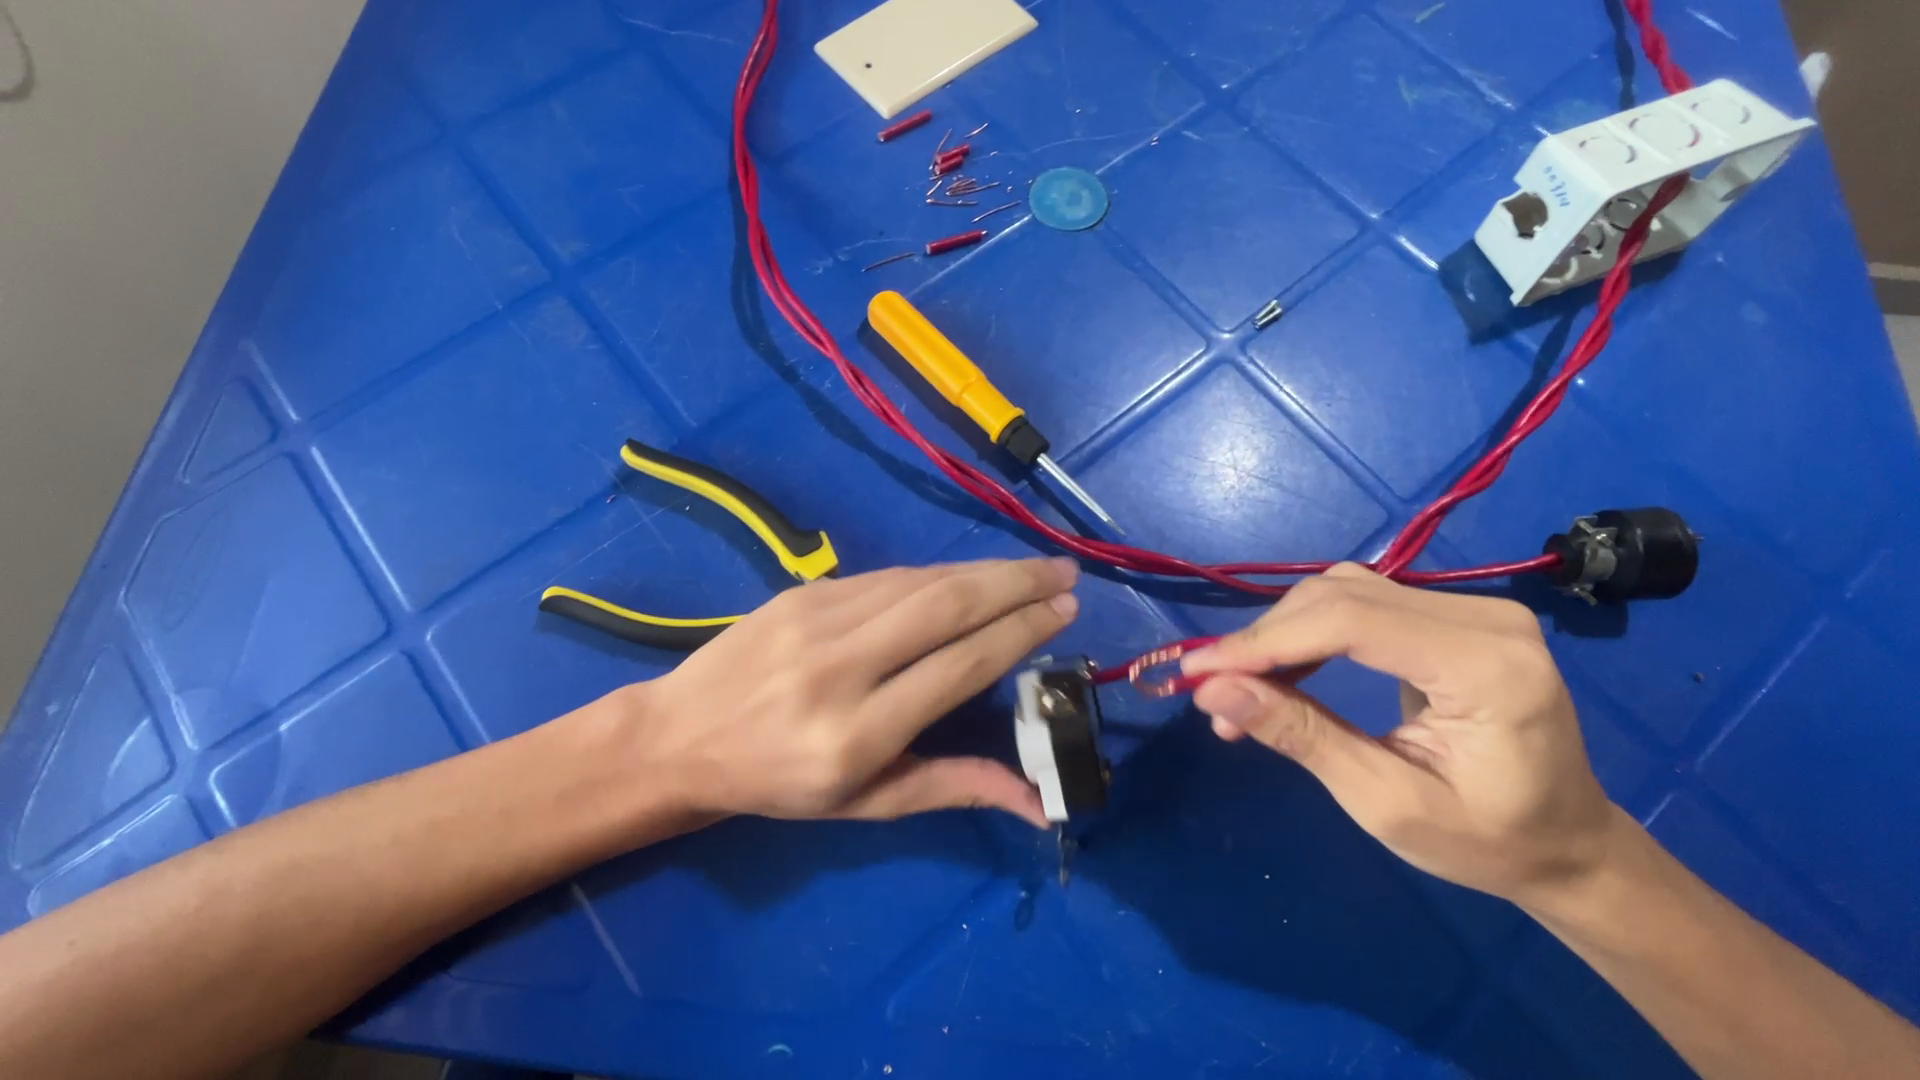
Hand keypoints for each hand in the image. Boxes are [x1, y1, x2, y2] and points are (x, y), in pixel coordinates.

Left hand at [630, 558, 1078, 828]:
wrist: (680, 738)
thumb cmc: (779, 784)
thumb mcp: (866, 805)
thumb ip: (953, 788)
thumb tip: (1036, 800)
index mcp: (858, 734)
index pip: (960, 666)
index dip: (1020, 633)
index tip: (1064, 612)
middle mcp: (840, 668)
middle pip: (946, 607)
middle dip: (1016, 583)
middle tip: (1066, 573)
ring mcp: (815, 620)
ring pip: (919, 581)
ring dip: (984, 570)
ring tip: (1032, 569)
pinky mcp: (802, 593)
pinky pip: (885, 577)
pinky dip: (936, 574)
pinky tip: (967, 575)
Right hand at [1181, 563, 1622, 902]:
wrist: (1567, 847)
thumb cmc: (1486, 843)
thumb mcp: (1385, 803)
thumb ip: (1302, 736)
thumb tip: (1212, 691)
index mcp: (1486, 666)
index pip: (1351, 621)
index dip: (1264, 641)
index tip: (1196, 672)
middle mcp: (1486, 618)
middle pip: (1342, 596)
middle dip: (1265, 639)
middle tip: (1211, 690)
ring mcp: (1475, 610)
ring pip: (1344, 592)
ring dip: (1282, 633)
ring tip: (1241, 686)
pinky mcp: (1456, 617)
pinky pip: (1363, 604)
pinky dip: (1310, 633)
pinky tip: (1283, 670)